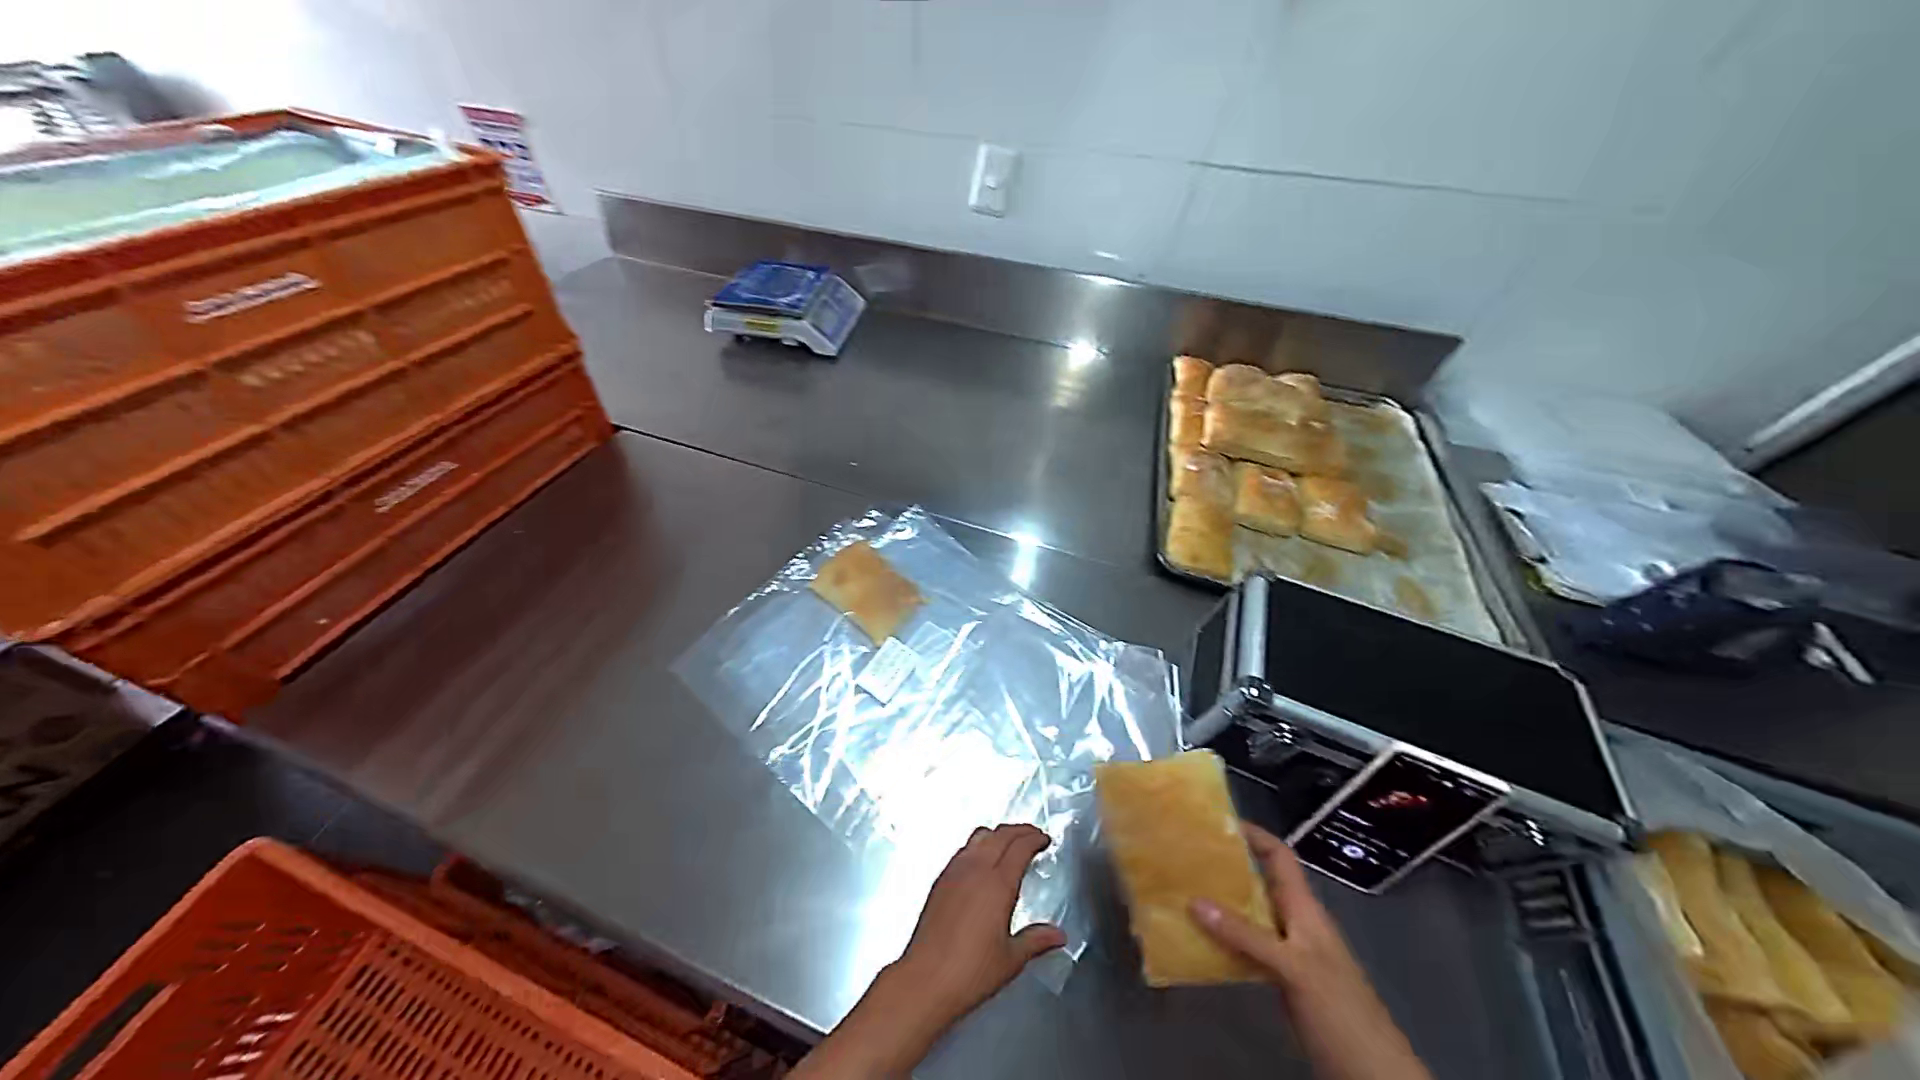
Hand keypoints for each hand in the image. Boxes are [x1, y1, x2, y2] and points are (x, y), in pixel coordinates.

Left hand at [889, 823, 1067, 1025]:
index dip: (1035, 839)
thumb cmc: (970, 972)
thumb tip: (1057, 935)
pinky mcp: (940, 881)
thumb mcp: (1011, 959)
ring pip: (979, 837)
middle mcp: (975, 870)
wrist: (925, 980)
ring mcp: (954, 873)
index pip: (1020, 847)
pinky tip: (981, 861)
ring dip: (998, 834)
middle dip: (1019, 831)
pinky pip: (963, 850)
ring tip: (1009, 843)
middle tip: (1032, 835)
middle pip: (1000, 835)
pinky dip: (979, 845)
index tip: (1044, 839)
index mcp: (997, 884)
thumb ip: (1036, 940)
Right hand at [1190, 823, 1433, 1079]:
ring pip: (1251, 915)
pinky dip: (1225, 940)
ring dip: (1221, 905)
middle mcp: (1296, 923)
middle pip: (1260, 882)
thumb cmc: (1340, 1009)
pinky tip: (1199, 942)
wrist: (1373, 1074)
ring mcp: (1291, 953)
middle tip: (1186, 857)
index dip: (1254, 834)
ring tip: (1182, 893)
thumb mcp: (1292, 968)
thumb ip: (1244, 935)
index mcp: (1305, 909)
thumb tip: (1193, 900)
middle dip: (1226, 867)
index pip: (1280, 856)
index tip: (1216, 822)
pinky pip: (1249, 947)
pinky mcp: (1284, 980)